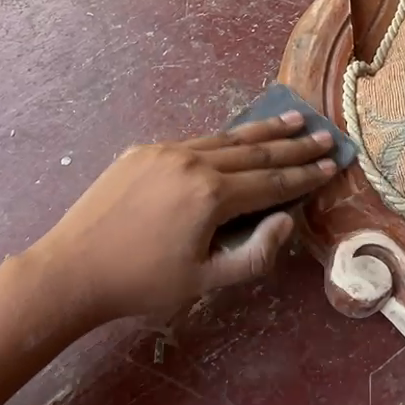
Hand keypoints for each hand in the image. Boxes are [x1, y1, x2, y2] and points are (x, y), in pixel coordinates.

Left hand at [29, 111, 337, 325]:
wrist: (71, 270)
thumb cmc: (141, 284)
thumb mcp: (204, 282)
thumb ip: (254, 254)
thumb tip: (287, 220)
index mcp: (212, 195)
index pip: (272, 182)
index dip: (305, 175)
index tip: (333, 163)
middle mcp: (193, 162)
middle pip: (255, 151)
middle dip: (294, 145)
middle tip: (325, 134)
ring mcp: (166, 151)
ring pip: (225, 138)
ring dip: (262, 132)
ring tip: (292, 120)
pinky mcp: (143, 150)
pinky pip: (194, 141)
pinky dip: (223, 139)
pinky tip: (237, 138)